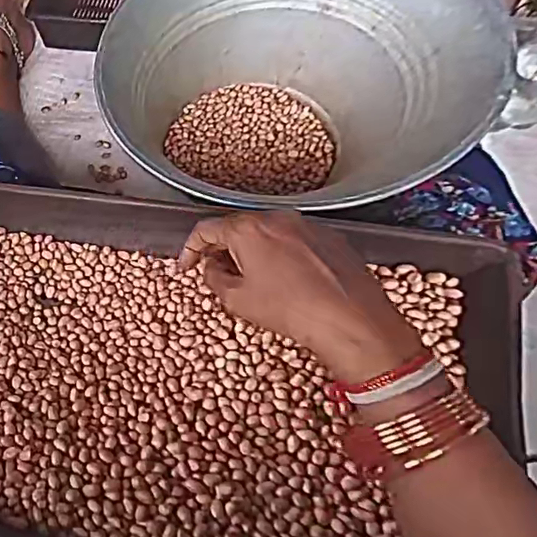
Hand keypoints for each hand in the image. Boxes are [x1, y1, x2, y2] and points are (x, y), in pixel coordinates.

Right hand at [176, 211, 425, 383]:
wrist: (349, 318)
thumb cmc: (293, 309)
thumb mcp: (235, 299)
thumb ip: (214, 277)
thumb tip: (212, 269)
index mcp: (248, 229)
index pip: (205, 229)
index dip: (190, 249)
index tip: (187, 264)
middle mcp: (278, 219)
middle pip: (237, 227)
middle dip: (221, 250)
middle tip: (215, 273)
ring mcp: (306, 226)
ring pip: (266, 233)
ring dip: (251, 252)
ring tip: (250, 282)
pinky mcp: (329, 238)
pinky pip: (292, 240)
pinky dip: (279, 255)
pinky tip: (282, 281)